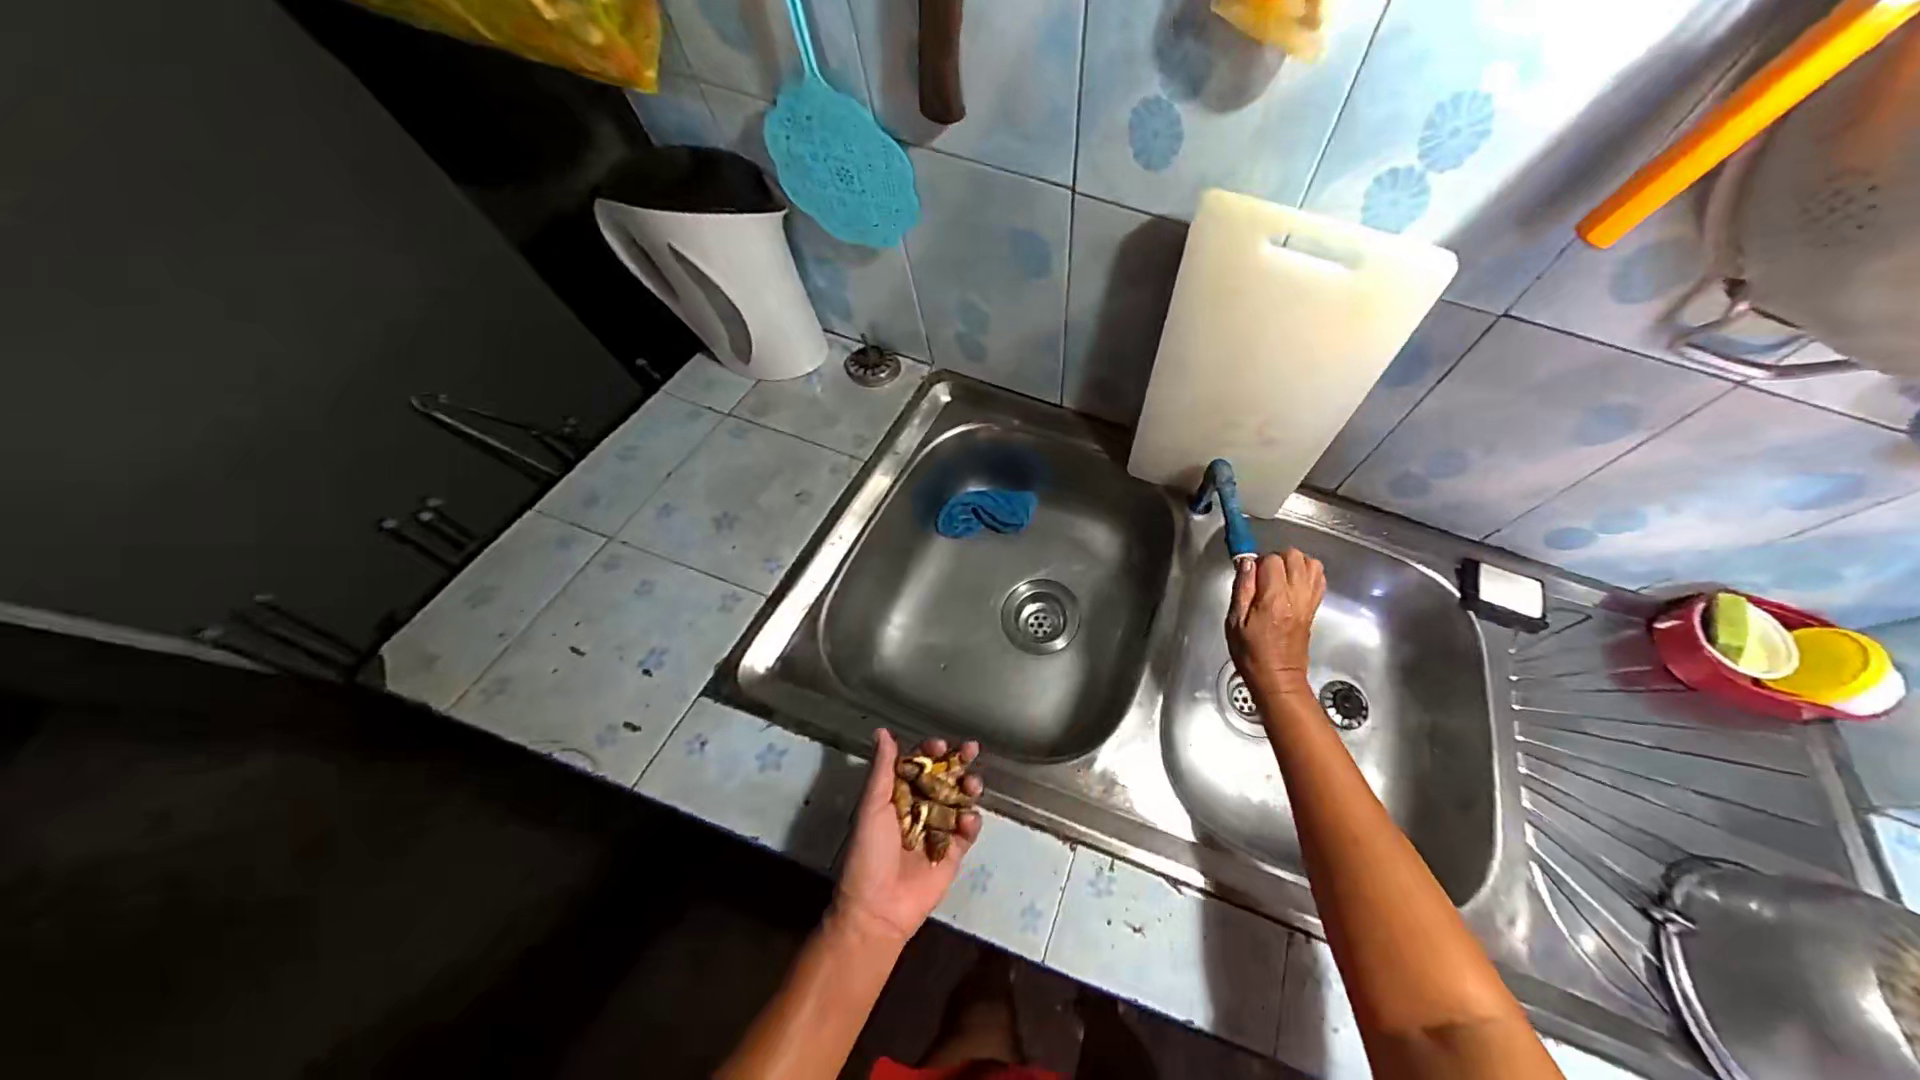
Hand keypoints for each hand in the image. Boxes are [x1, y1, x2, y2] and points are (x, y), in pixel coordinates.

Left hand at [831, 730, 982, 945]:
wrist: (878, 908)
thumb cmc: (869, 853)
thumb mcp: (872, 807)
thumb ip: (883, 769)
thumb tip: (883, 731)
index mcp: (898, 794)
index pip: (918, 764)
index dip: (930, 752)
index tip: (940, 746)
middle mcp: (920, 807)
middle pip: (944, 777)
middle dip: (958, 761)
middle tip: (971, 749)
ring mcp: (938, 829)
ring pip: (959, 800)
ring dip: (969, 787)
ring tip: (973, 783)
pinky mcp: (953, 852)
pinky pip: (967, 831)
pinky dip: (971, 822)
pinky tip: (968, 819)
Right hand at [1226, 549, 1325, 695]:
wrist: (1277, 677)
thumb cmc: (1250, 652)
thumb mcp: (1235, 621)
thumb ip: (1242, 588)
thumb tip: (1246, 563)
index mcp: (1273, 599)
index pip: (1272, 560)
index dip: (1258, 562)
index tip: (1248, 575)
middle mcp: (1296, 596)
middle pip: (1295, 556)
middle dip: (1277, 559)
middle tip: (1262, 574)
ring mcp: (1309, 602)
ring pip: (1311, 564)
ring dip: (1294, 564)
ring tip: (1278, 577)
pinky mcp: (1314, 608)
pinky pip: (1319, 579)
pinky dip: (1307, 574)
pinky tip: (1292, 584)